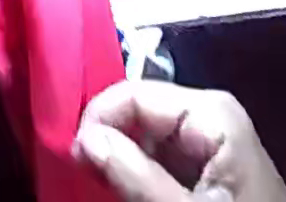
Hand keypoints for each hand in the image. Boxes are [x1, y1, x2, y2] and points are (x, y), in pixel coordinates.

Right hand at [74, 81, 285, 201]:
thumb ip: (135, 176)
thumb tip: (82, 138)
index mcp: (210, 113)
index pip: (132, 94)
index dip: (98, 121)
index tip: (74, 160)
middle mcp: (208, 114)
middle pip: (138, 113)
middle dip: (110, 144)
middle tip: (87, 178)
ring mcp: (211, 142)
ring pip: (145, 138)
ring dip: (123, 163)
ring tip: (107, 188)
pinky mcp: (211, 170)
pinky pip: (162, 160)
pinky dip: (142, 178)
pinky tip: (132, 194)